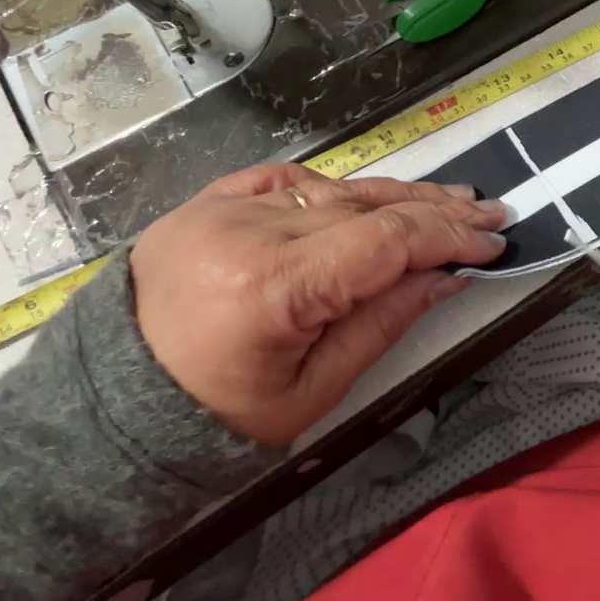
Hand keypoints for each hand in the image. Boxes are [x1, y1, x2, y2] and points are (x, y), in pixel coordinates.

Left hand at [129, 163, 509, 444]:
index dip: (450, 236)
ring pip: (336, 189)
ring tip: (450, 198)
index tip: (494, 242)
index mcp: (272, 285)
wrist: (105, 416)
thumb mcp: (317, 387)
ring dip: (398, 195)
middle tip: (490, 213)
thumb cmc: (218, 418)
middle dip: (438, 210)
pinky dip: (338, 188)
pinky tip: (372, 196)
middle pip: (369, 206)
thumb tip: (449, 275)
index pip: (388, 239)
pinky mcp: (204, 204)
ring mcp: (219, 210)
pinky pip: (289, 182)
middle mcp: (245, 232)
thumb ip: (387, 320)